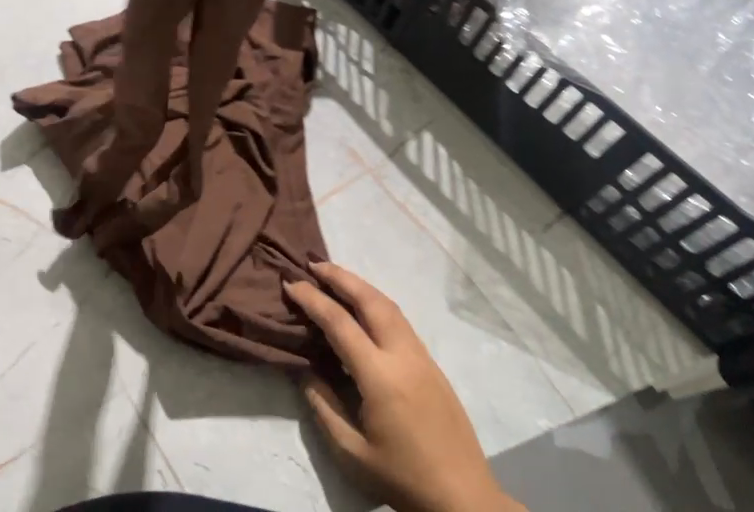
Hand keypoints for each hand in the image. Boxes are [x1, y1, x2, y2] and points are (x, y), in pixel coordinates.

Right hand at [286, 263, 522, 511]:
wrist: (463, 499)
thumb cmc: (402, 478)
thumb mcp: (351, 451)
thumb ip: (323, 405)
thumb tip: (306, 369)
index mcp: (381, 377)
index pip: (340, 323)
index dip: (312, 300)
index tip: (290, 284)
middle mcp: (404, 357)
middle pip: (372, 301)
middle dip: (341, 277)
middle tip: (313, 264)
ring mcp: (423, 359)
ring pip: (391, 307)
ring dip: (361, 287)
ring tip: (335, 278)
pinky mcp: (433, 368)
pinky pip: (401, 322)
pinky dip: (377, 304)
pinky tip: (363, 310)